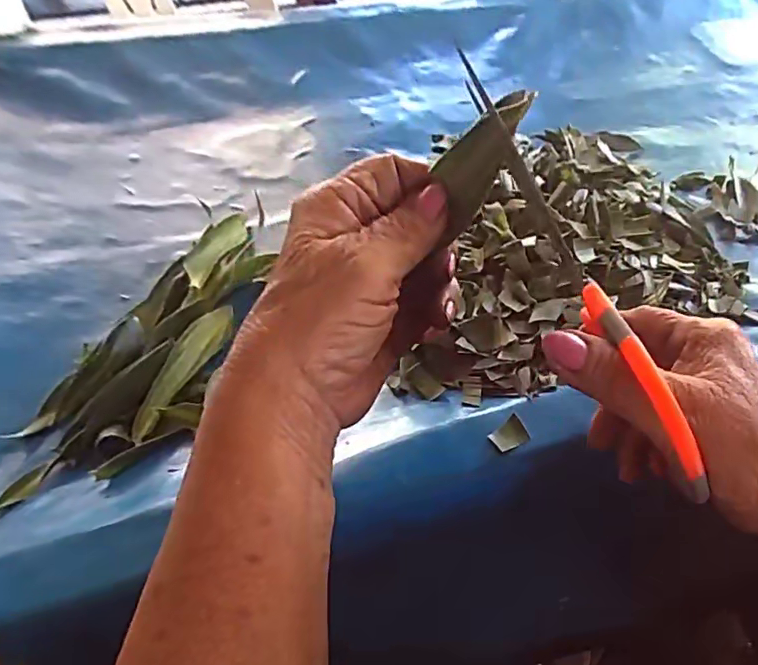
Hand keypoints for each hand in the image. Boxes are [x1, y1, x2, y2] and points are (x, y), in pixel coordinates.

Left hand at [220, 154, 458, 439]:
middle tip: (443, 268)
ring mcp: (372, 286)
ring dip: (441, 286)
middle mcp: (355, 243)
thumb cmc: (320, 320)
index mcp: (338, 210)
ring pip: (426, 269)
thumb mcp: (367, 263)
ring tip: (438, 308)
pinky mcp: (387, 324)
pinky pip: (423, 307)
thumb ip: (410, 227)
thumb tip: (442, 192)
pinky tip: (434, 327)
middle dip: (439, 246)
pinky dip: (434, 314)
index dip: (428, 188)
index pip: (392, 176)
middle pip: (417, 225)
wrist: (298, 394)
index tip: (459, 208)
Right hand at [541, 310, 757, 535]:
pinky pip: (667, 428)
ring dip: (632, 436)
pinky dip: (653, 448)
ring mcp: (711, 394)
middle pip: (638, 371)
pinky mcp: (713, 427)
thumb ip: (612, 379)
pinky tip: (653, 473)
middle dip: (615, 409)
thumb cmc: (740, 449)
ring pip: (649, 405)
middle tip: (601, 442)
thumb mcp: (669, 412)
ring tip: (631, 469)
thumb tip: (555, 343)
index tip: (570, 373)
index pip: (636, 324)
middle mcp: (707, 359)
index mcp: (702, 339)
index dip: (598, 344)